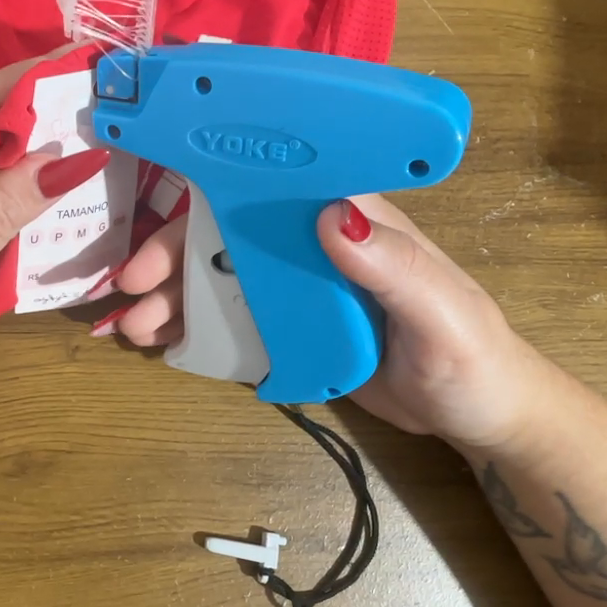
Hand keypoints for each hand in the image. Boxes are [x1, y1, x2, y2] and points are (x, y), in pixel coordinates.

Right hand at [99, 195, 558, 451]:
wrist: (475, 417)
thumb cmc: (471, 358)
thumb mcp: (442, 312)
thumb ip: (395, 267)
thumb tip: (330, 216)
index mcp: (351, 220)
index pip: (270, 189)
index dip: (210, 196)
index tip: (162, 224)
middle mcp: (314, 244)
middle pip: (228, 234)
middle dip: (172, 257)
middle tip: (130, 291)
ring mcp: (298, 287)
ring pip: (221, 278)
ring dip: (173, 298)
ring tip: (135, 330)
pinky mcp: (292, 328)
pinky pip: (233, 320)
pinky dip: (194, 330)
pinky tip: (165, 344)